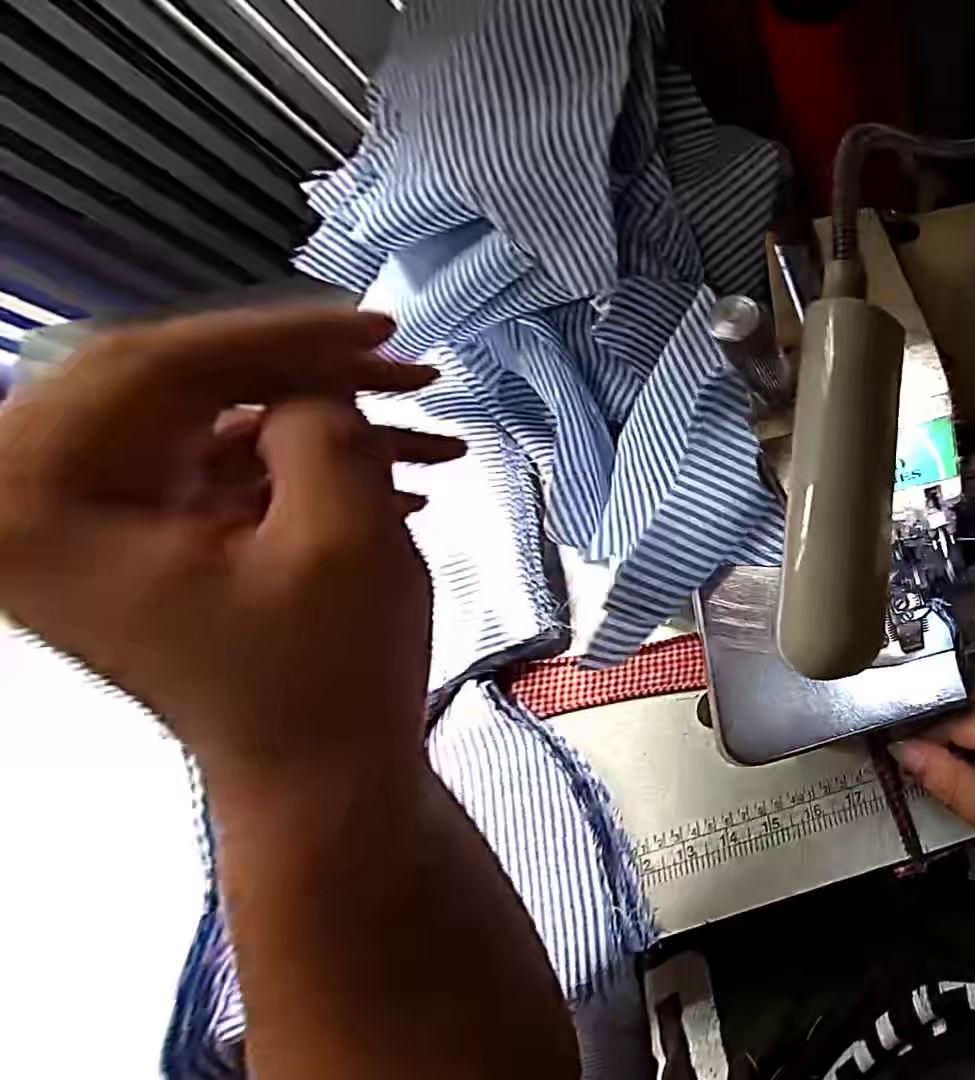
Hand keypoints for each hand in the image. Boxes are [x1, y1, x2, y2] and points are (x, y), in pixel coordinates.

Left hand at [0, 306, 463, 788]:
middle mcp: (39, 503)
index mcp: (36, 502)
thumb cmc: (331, 666)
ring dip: (337, 427)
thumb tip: (321, 391)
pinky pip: (241, 476)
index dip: (280, 335)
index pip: (152, 367)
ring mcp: (103, 527)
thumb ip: (329, 439)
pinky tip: (409, 483)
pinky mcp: (163, 546)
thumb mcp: (347, 540)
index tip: (385, 329)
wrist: (326, 765)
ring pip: (225, 431)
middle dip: (313, 377)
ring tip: (440, 439)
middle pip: (181, 390)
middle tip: (416, 375)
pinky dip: (326, 469)